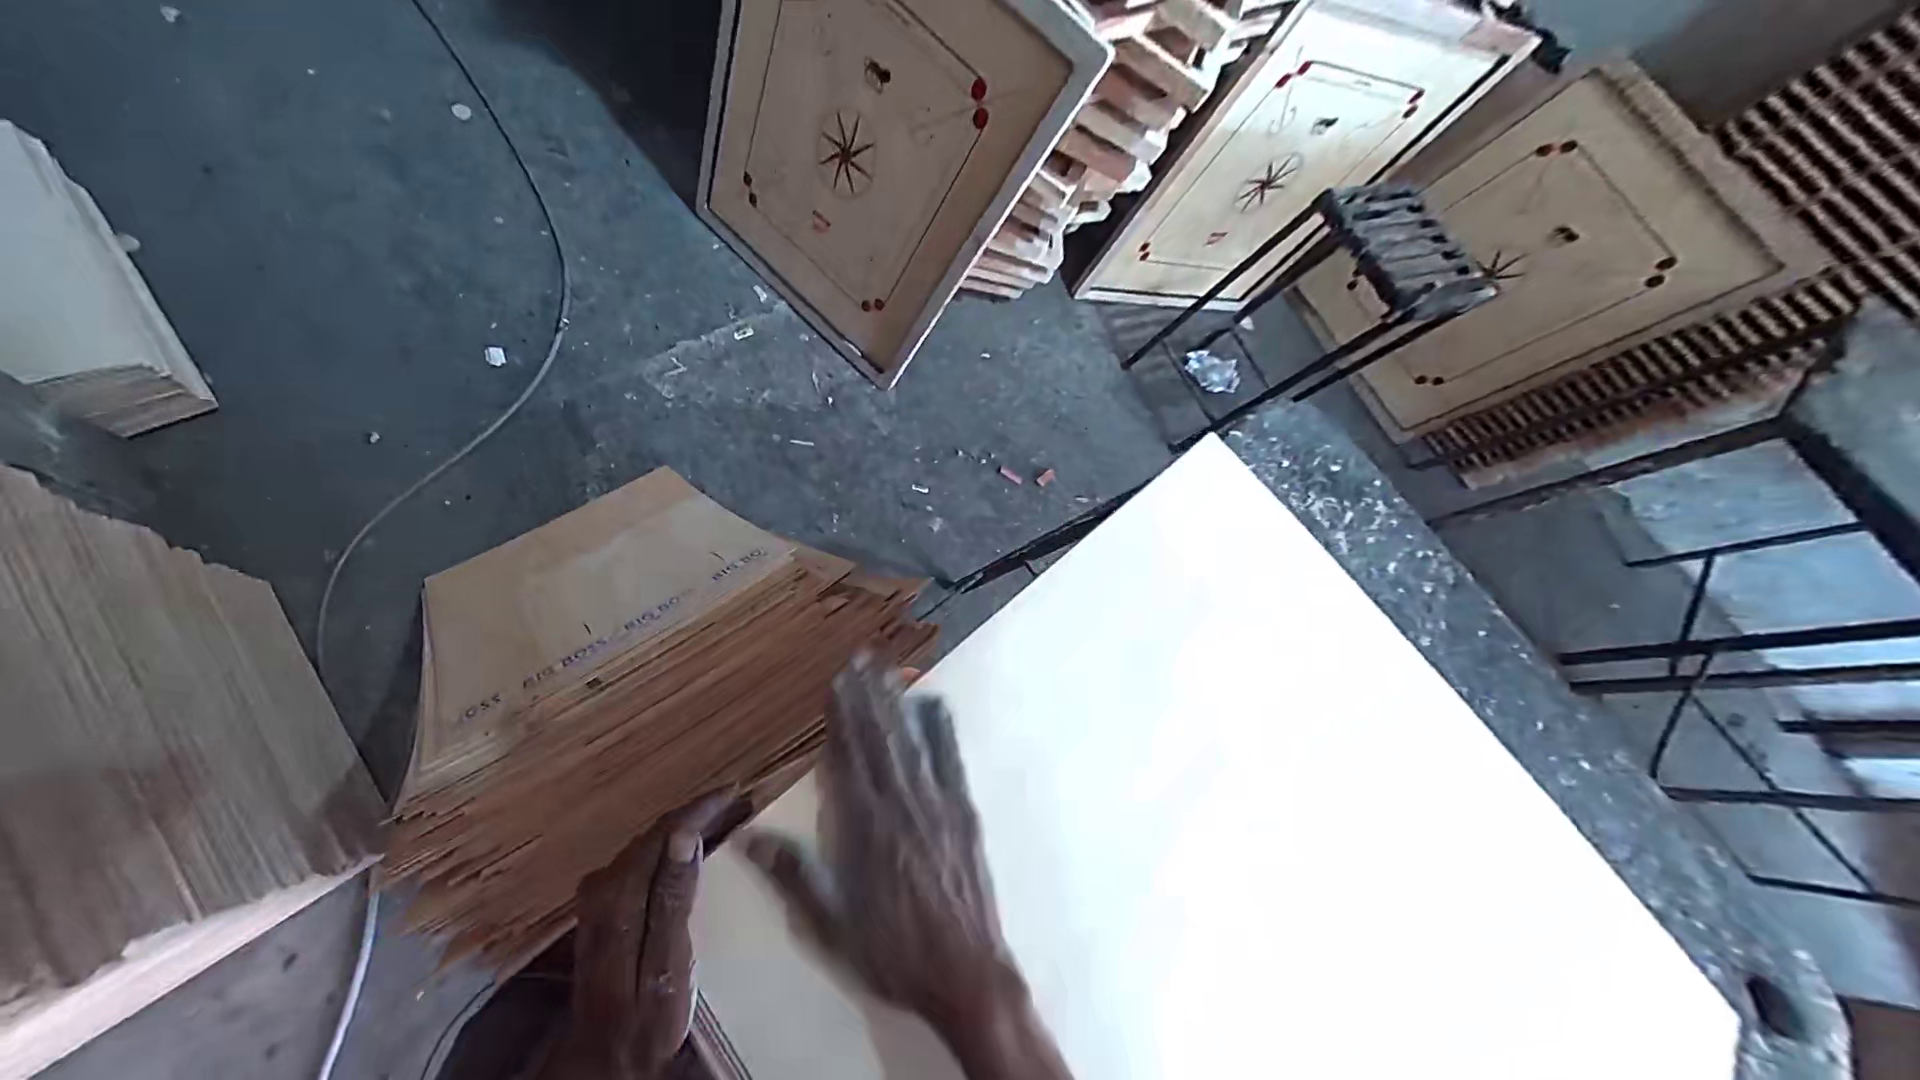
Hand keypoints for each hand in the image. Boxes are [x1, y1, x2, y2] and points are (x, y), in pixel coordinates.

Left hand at [541, 794, 729, 1079]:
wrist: (602, 1058)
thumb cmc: (646, 1016)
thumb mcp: (668, 962)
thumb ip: (673, 898)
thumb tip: (684, 835)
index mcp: (620, 895)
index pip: (665, 831)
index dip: (701, 807)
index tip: (735, 790)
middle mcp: (602, 884)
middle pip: (655, 832)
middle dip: (697, 812)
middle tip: (736, 801)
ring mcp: (598, 894)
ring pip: (649, 841)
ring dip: (685, 826)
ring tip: (722, 816)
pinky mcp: (602, 905)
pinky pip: (643, 857)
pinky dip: (671, 845)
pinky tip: (691, 848)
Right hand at [746, 654, 1069, 1079]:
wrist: (966, 970)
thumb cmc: (893, 950)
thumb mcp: (831, 924)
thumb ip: (794, 875)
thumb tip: (749, 838)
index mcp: (865, 827)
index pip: (847, 758)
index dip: (840, 718)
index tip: (834, 683)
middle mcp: (901, 803)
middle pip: (878, 739)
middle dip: (866, 696)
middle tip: (857, 659)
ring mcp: (938, 802)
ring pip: (910, 740)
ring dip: (896, 702)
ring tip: (886, 669)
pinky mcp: (965, 810)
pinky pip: (950, 758)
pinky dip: (940, 728)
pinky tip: (934, 703)